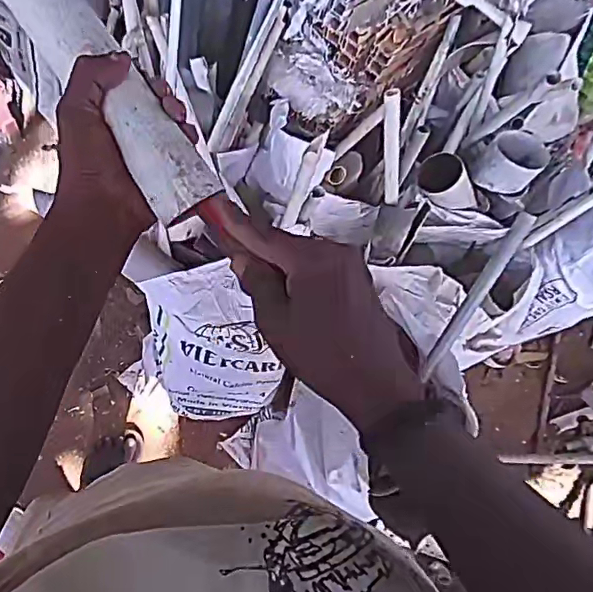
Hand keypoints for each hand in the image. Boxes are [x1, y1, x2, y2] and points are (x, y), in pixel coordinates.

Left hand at [50, 53, 195, 245]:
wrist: (101, 208)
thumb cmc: (82, 171)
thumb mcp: (73, 110)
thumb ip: (88, 76)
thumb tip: (117, 60)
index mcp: (102, 116)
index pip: (126, 85)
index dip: (136, 76)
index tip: (139, 76)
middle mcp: (125, 131)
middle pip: (153, 99)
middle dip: (161, 93)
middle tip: (159, 99)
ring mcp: (145, 149)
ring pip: (171, 120)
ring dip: (177, 113)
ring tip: (172, 117)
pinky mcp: (163, 166)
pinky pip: (182, 146)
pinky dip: (187, 138)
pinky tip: (181, 137)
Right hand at [205, 198, 423, 430]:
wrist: (373, 381)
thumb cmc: (328, 359)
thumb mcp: (276, 323)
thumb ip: (257, 284)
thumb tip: (245, 262)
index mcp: (312, 261)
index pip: (262, 236)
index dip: (234, 224)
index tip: (219, 209)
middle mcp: (335, 254)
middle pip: (282, 243)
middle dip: (255, 250)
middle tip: (231, 254)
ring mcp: (349, 264)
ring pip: (299, 256)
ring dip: (276, 265)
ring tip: (258, 287)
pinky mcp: (355, 278)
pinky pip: (317, 266)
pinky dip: (296, 274)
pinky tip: (285, 293)